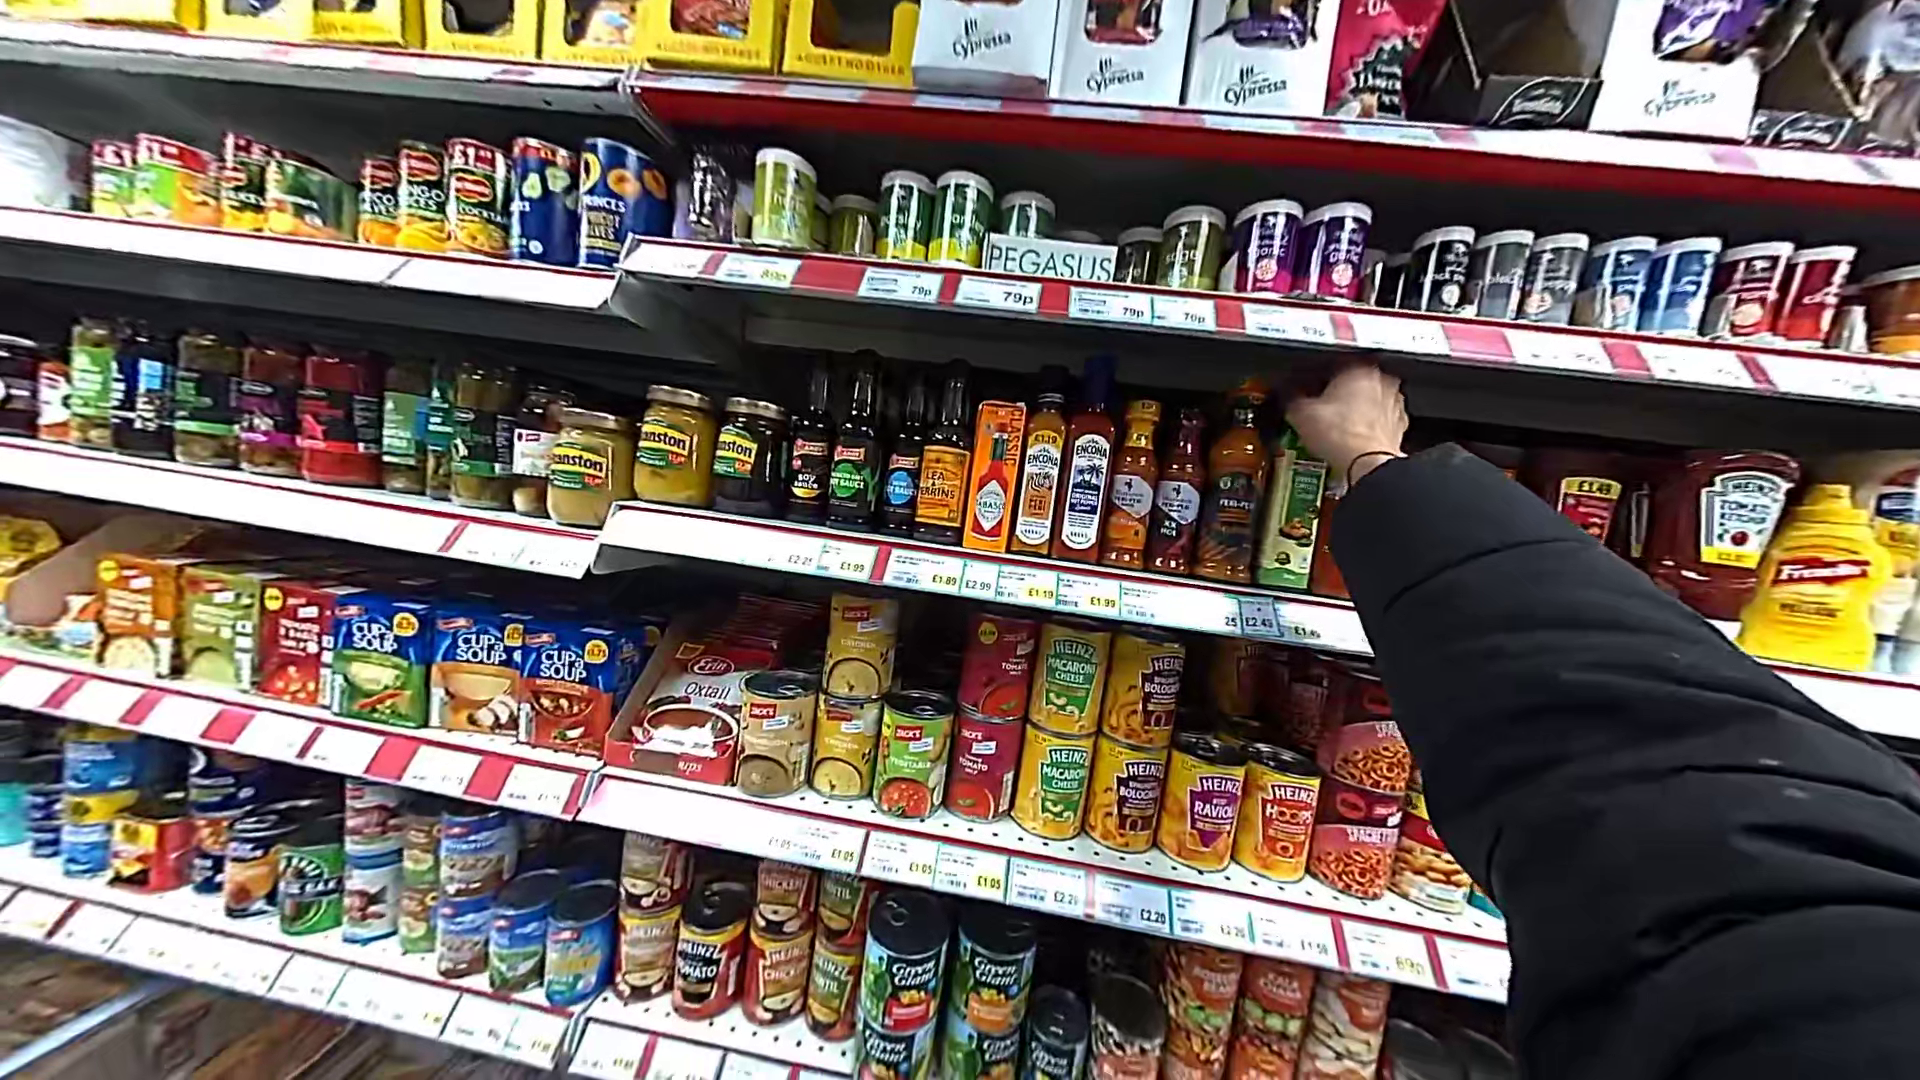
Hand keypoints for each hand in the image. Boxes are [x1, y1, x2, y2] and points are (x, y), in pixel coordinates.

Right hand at [1286, 361, 1407, 484]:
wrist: (1367, 463)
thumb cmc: (1339, 434)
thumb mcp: (1300, 413)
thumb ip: (1293, 399)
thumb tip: (1288, 397)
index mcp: (1358, 368)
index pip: (1331, 364)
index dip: (1314, 377)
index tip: (1304, 388)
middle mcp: (1381, 380)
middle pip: (1353, 381)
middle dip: (1336, 393)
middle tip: (1319, 407)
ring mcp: (1394, 402)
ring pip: (1368, 399)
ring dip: (1353, 408)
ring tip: (1333, 425)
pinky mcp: (1399, 424)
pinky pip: (1378, 420)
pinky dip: (1365, 426)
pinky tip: (1349, 437)